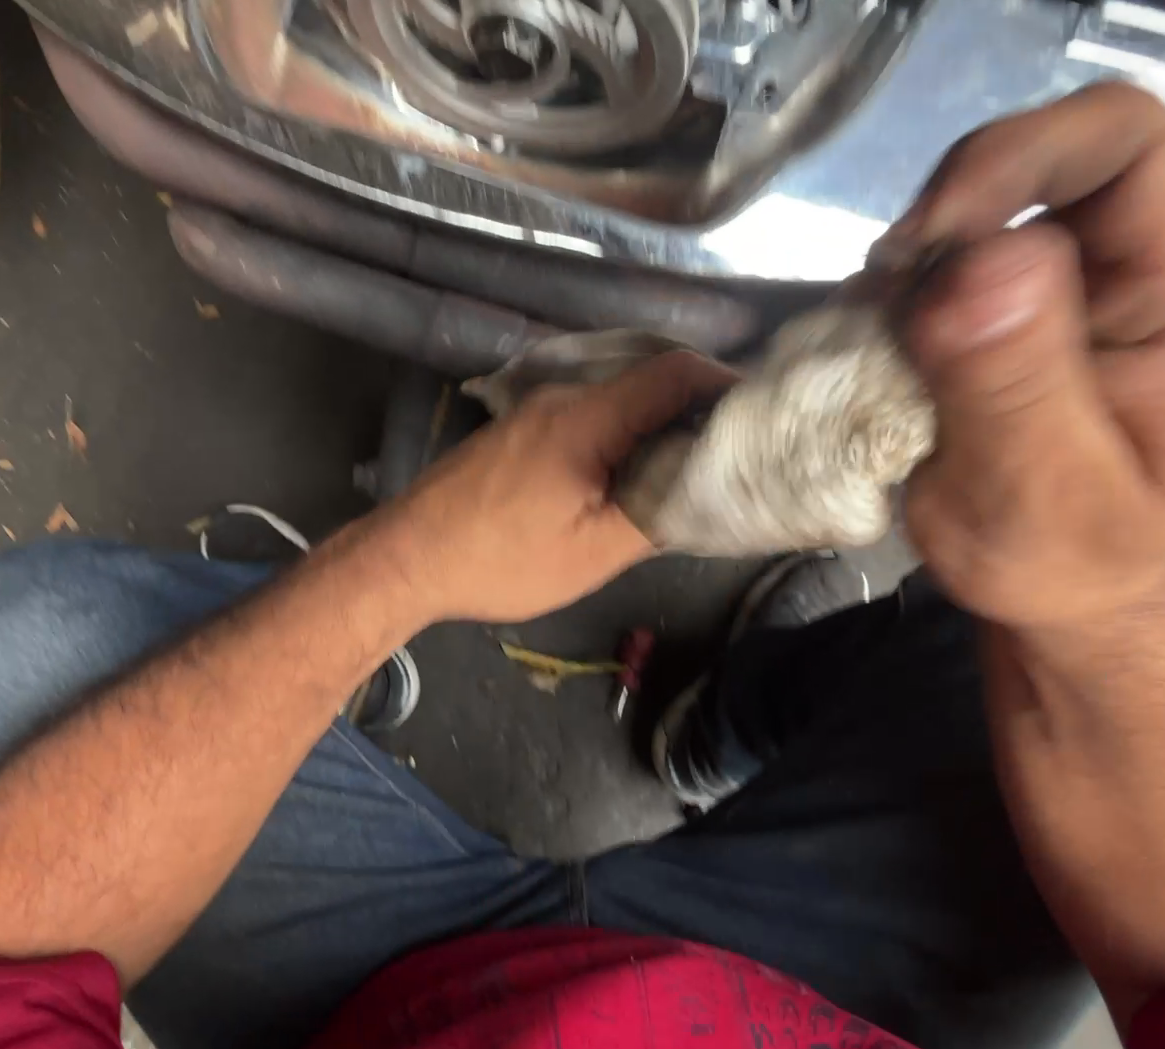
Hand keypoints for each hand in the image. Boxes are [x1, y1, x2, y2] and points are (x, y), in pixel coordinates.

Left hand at [366, 351, 736, 623]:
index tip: (758, 419)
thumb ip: (660, 512)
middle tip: (730, 459)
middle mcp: (561, 398)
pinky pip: (583, 422)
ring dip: (653, 434)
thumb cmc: (500, 559)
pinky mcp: (515, 433)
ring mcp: (532, 413)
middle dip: (695, 417)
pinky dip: (615, 443)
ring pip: (615, 406)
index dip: (726, 386)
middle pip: (648, 386)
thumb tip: (707, 488)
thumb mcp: (593, 552)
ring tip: (682, 477)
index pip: (676, 372)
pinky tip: (622, 482)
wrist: (406, 558)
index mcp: (587, 418)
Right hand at [879, 82, 1164, 629]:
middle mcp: (1129, 268)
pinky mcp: (992, 313)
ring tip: (882, 338)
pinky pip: (933, 265)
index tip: (928, 240)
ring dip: (910, 260)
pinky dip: (889, 292)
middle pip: (1044, 157)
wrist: (1046, 587)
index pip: (1128, 150)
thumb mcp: (1051, 498)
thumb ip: (1022, 388)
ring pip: (975, 208)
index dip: (1021, 161)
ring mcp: (1055, 286)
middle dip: (951, 208)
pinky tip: (879, 348)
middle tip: (888, 289)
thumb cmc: (1070, 561)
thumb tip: (978, 266)